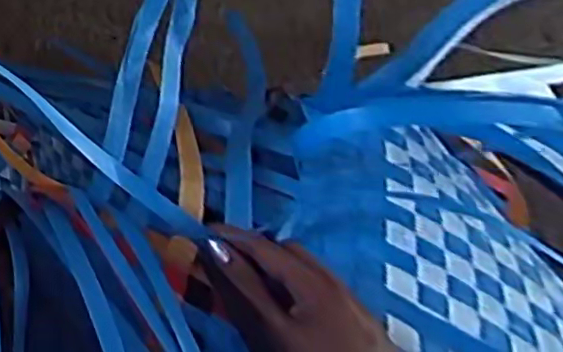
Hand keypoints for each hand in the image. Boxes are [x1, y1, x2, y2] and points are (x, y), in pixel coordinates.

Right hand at [206, 227, 394, 351]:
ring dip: (275, 267)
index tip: (196, 233)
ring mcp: (358, 309)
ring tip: (250, 283)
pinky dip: (295, 286)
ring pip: (307, 270)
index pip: (261, 244)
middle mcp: (340, 287)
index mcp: (316, 284)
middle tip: (223, 259)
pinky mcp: (366, 330)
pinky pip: (322, 291)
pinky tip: (285, 307)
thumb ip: (240, 283)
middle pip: (288, 250)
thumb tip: (211, 244)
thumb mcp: (270, 330)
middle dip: (253, 248)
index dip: (226, 235)